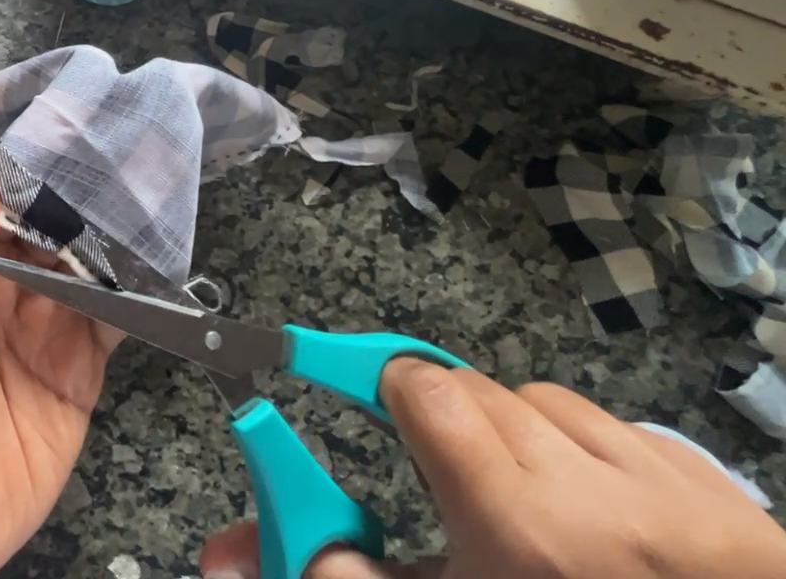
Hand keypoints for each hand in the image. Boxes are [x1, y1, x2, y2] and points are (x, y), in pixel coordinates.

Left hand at [0, 170, 122, 578]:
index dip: (34, 185)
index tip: (82, 149)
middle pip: (47, 240)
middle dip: (86, 212)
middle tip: (139, 178)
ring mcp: (37, 335)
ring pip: (84, 277)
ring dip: (117, 254)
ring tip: (160, 224)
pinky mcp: (72, 378)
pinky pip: (107, 329)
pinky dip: (135, 307)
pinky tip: (161, 288)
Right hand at [198, 361, 785, 578]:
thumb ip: (336, 571)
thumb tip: (220, 558)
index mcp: (520, 525)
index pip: (422, 386)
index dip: (387, 387)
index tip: (371, 398)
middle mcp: (602, 496)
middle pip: (474, 388)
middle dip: (445, 417)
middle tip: (446, 470)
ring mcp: (676, 494)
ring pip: (543, 400)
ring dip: (517, 431)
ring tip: (527, 495)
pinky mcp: (726, 496)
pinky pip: (621, 429)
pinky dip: (591, 453)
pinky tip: (601, 511)